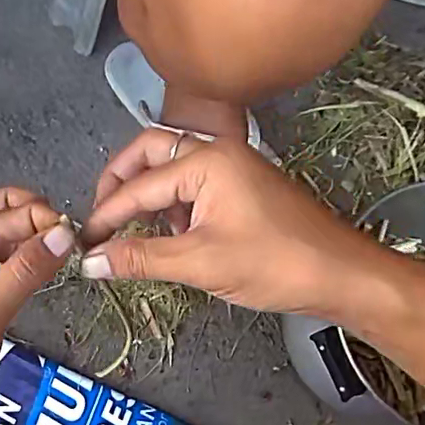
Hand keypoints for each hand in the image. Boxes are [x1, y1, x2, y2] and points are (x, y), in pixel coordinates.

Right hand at [78, 129, 392, 317]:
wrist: (339, 273)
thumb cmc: (276, 264)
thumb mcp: (201, 263)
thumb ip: (141, 258)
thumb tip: (92, 262)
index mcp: (208, 160)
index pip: (138, 185)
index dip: (107, 215)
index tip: (85, 242)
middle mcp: (219, 151)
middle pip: (151, 152)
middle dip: (122, 183)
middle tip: (103, 218)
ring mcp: (235, 167)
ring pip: (174, 168)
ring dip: (149, 194)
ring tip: (138, 232)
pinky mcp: (244, 187)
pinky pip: (196, 184)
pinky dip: (175, 204)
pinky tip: (174, 235)